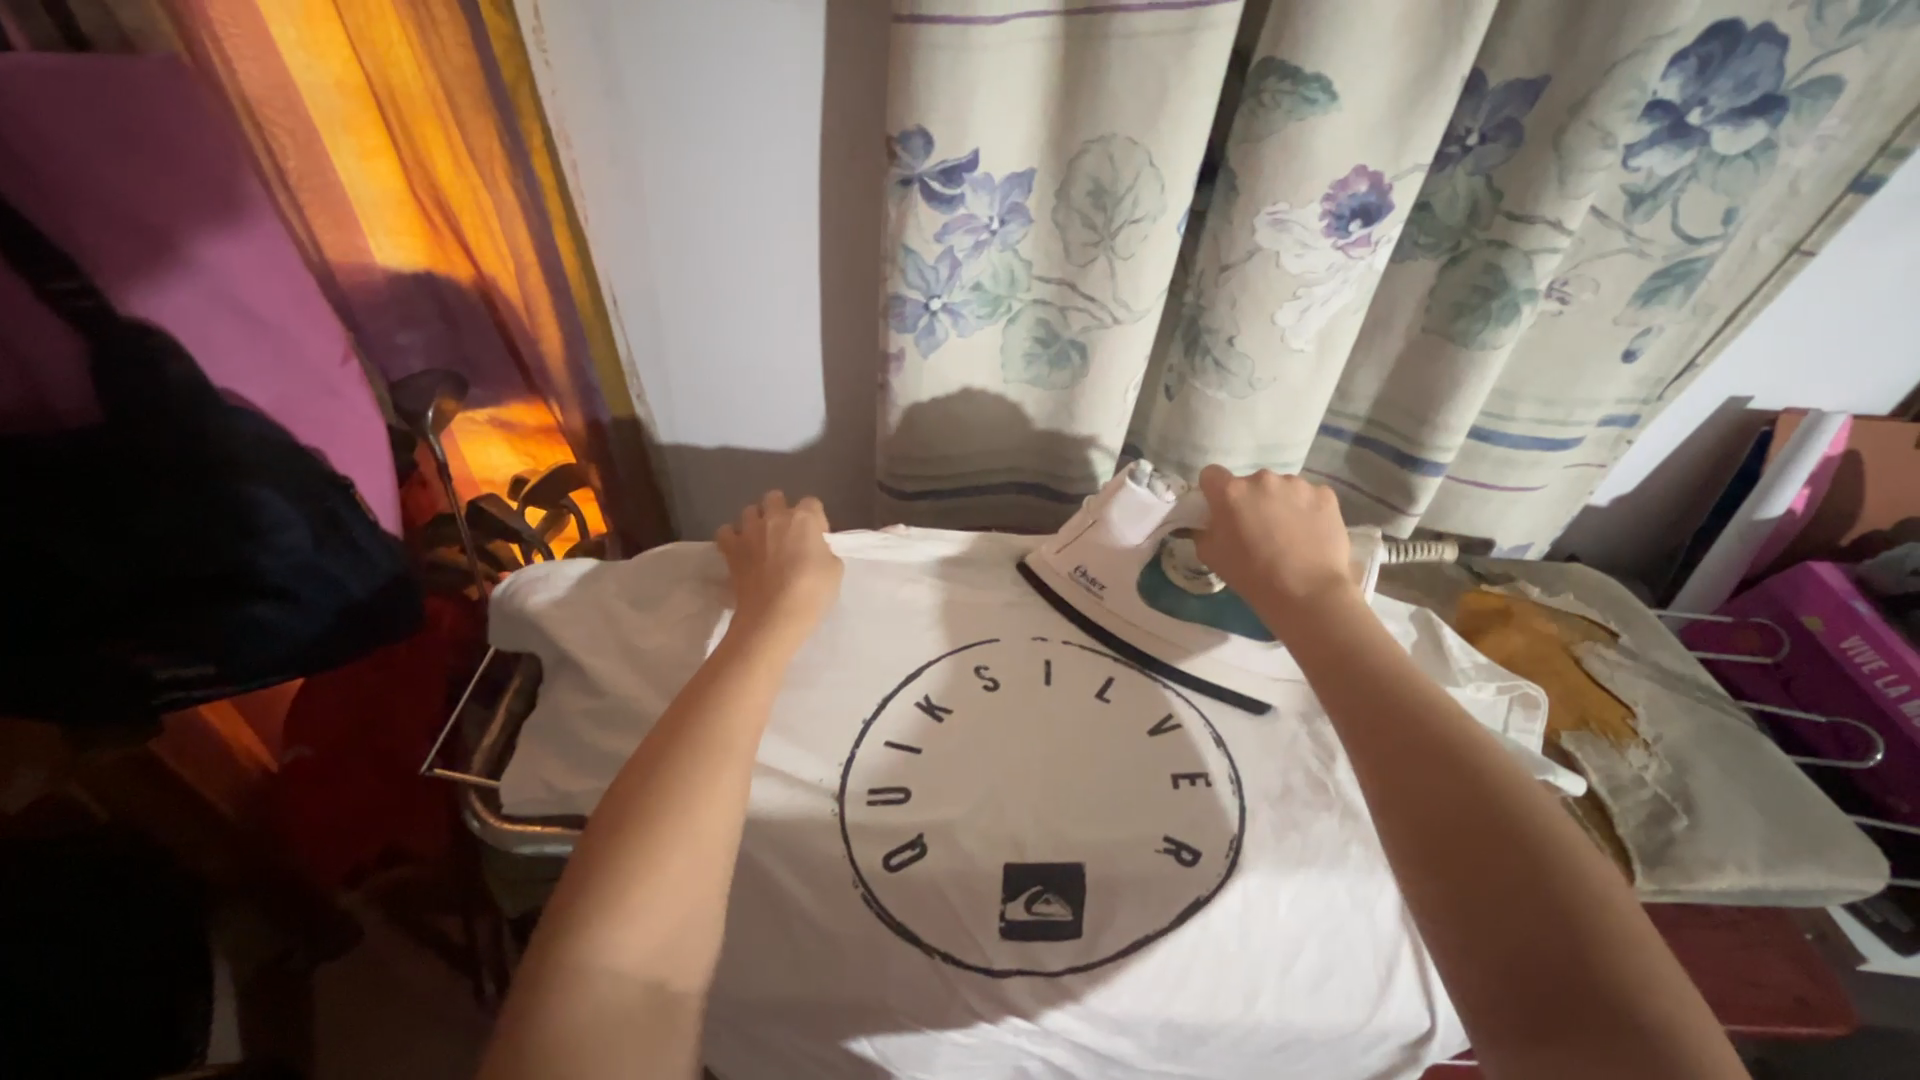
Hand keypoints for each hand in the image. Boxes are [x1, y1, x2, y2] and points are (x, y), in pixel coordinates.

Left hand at [715, 492, 842, 644]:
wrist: (774, 616)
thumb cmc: (812, 592)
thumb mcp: (835, 570)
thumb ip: (824, 551)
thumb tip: (814, 550)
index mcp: (804, 519)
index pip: (812, 503)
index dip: (816, 520)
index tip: (817, 539)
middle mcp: (774, 518)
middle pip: (775, 498)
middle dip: (781, 510)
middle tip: (787, 534)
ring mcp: (749, 531)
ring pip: (749, 511)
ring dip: (757, 521)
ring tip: (762, 540)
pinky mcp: (730, 549)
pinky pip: (726, 531)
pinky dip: (732, 537)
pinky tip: (740, 548)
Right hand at [1191, 465, 1360, 639]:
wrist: (1306, 592)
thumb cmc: (1251, 575)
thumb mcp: (1210, 556)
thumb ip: (1204, 530)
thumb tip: (1210, 522)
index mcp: (1230, 492)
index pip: (1212, 475)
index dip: (1214, 491)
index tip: (1221, 510)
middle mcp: (1262, 479)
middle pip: (1250, 483)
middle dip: (1251, 500)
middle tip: (1258, 528)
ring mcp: (1297, 484)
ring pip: (1282, 488)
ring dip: (1280, 503)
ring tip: (1289, 533)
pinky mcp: (1325, 494)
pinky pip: (1310, 496)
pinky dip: (1307, 510)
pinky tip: (1310, 533)